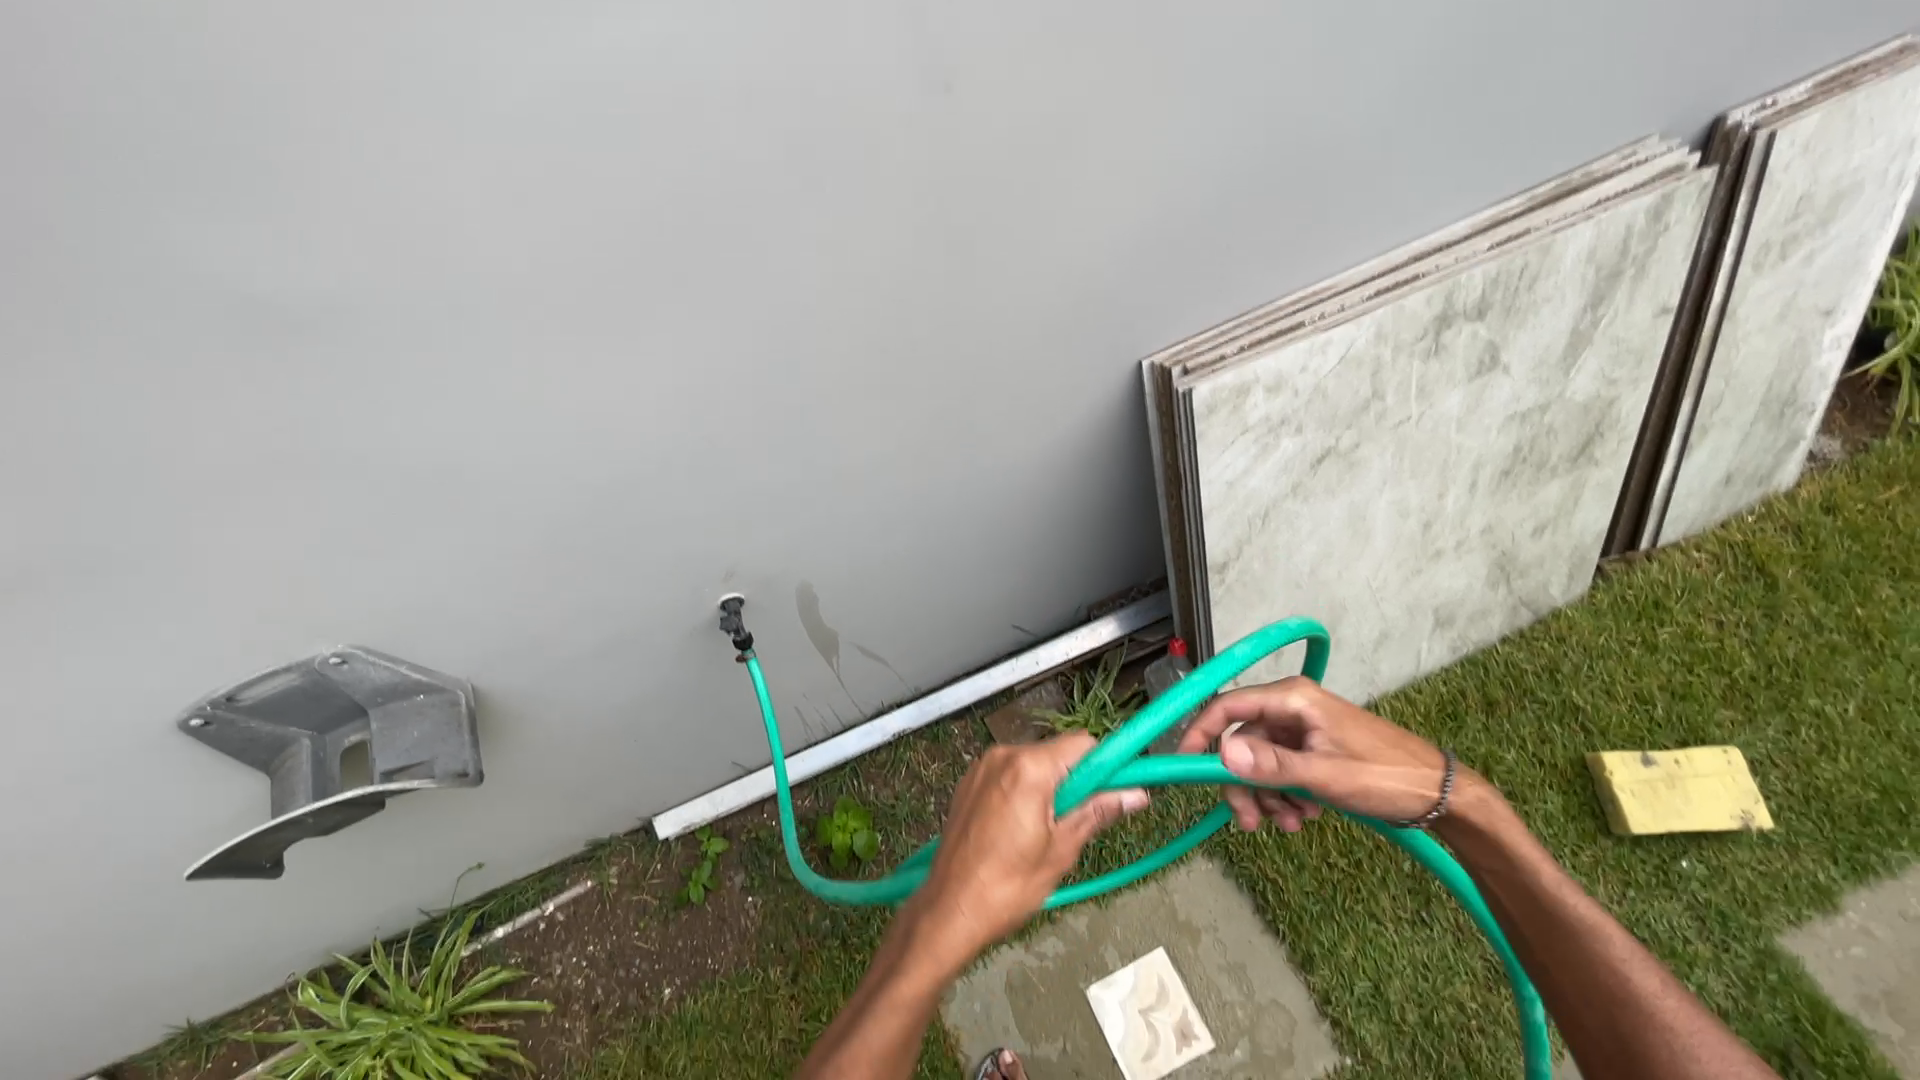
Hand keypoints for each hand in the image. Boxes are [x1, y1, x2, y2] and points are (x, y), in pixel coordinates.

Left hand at [913, 734, 1149, 962]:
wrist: (950, 908)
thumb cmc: (1008, 886)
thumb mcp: (1062, 849)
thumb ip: (1097, 812)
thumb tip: (1136, 795)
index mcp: (1029, 767)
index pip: (1082, 743)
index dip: (1104, 765)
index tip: (1114, 790)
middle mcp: (1003, 754)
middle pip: (1057, 751)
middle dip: (1075, 780)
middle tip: (1077, 821)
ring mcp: (982, 766)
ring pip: (1033, 763)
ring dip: (1048, 786)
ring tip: (1044, 831)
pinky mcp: (969, 780)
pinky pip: (1009, 773)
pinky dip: (1023, 789)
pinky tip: (1019, 827)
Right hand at [1175, 675, 1458, 829]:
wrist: (1441, 795)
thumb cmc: (1386, 778)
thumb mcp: (1325, 776)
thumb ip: (1272, 765)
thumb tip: (1223, 756)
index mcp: (1293, 699)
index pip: (1228, 707)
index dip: (1201, 733)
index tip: (1182, 765)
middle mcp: (1293, 707)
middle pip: (1243, 742)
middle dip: (1244, 784)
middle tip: (1251, 822)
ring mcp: (1303, 729)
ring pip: (1261, 761)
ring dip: (1268, 796)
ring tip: (1294, 824)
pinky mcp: (1314, 749)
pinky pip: (1281, 770)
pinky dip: (1285, 796)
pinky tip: (1307, 816)